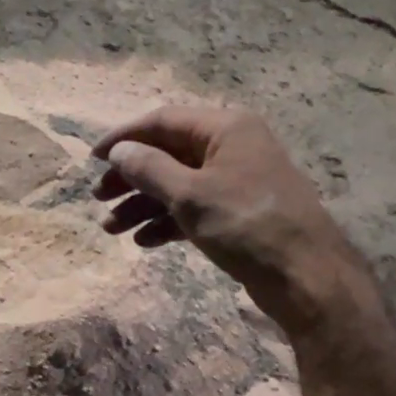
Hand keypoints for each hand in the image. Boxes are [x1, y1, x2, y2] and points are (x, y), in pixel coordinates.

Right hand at [92, 107, 367, 334]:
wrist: (304, 274)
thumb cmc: (246, 224)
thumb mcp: (191, 195)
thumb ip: (150, 169)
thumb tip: (119, 151)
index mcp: (225, 128)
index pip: (163, 122)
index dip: (124, 138)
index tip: (92, 159)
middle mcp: (231, 148)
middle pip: (168, 154)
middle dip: (132, 177)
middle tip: (99, 198)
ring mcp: (235, 182)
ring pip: (178, 185)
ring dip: (143, 205)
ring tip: (112, 229)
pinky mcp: (237, 215)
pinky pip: (193, 210)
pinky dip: (167, 222)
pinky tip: (144, 242)